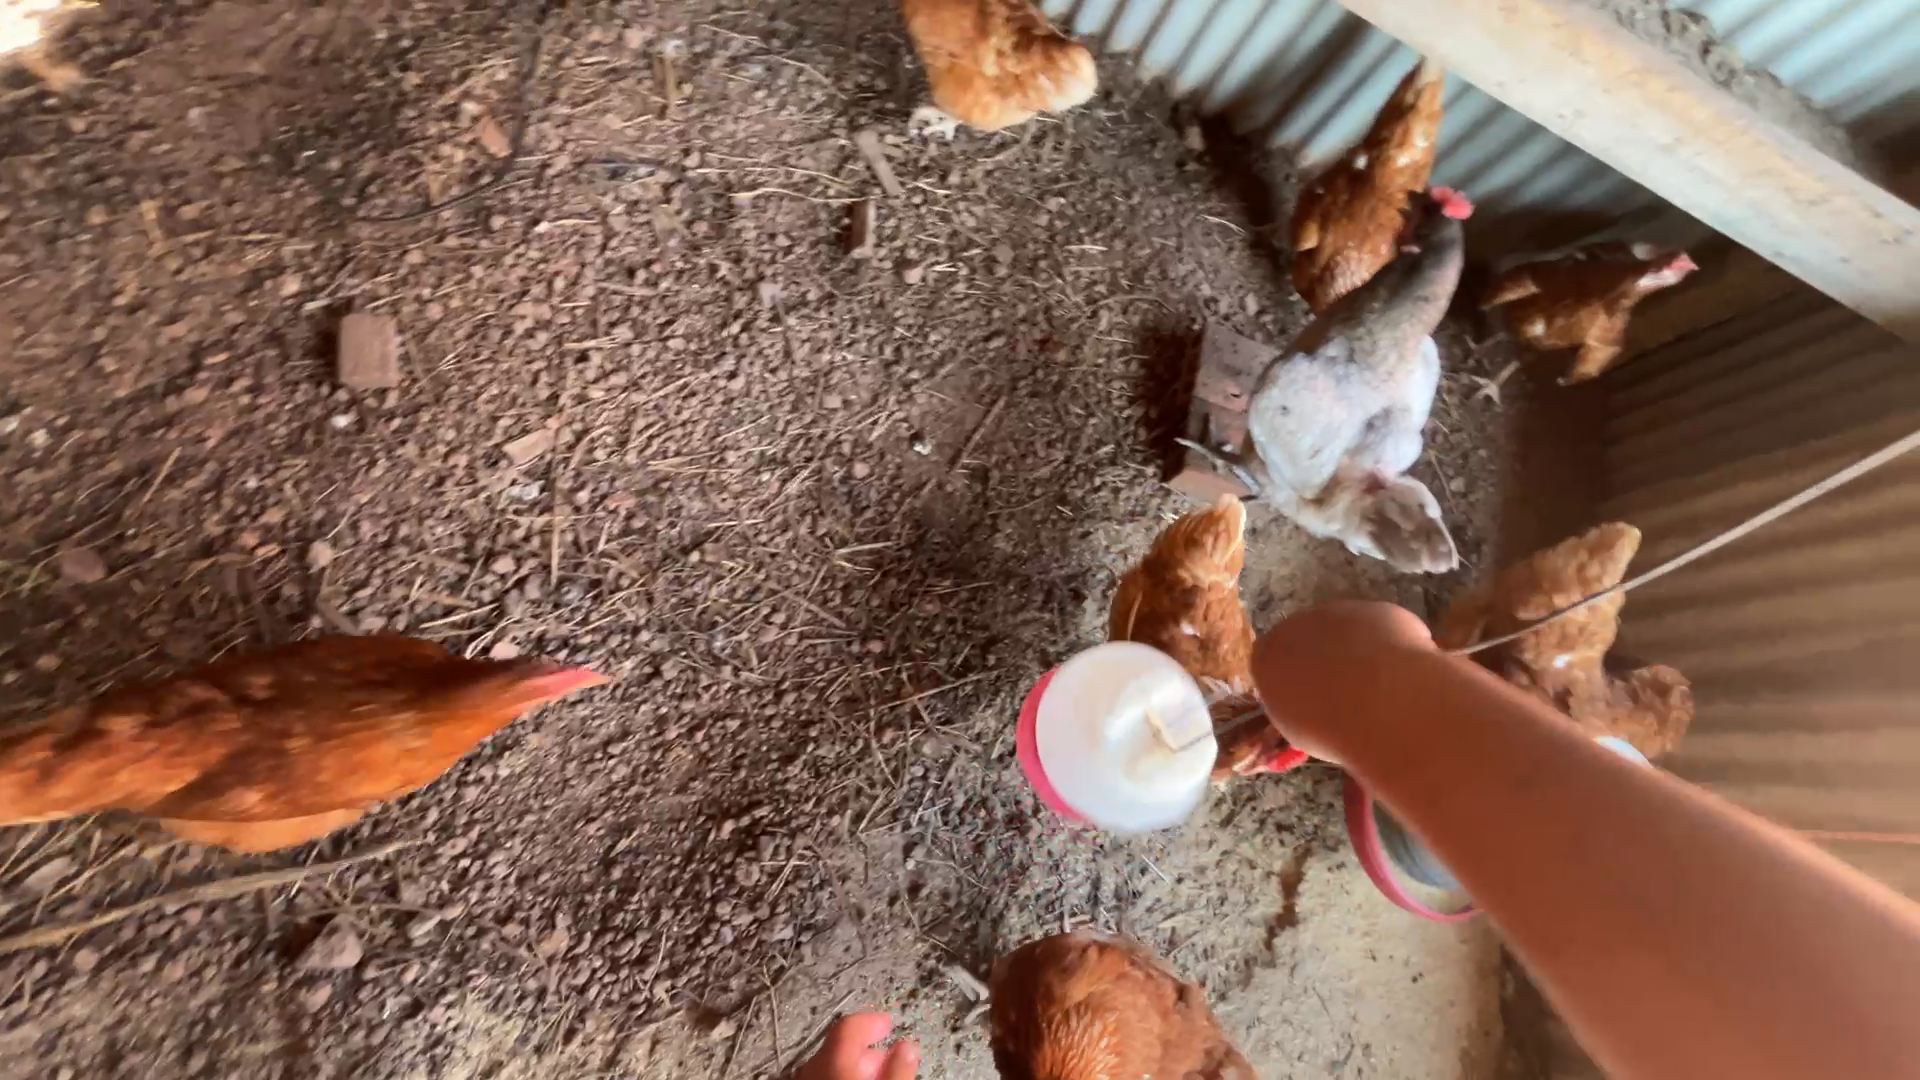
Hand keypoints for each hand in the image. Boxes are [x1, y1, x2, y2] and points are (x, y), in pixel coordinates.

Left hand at [797, 1013, 918, 1079]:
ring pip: (828, 1060)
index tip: (888, 1023)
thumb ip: (898, 1068)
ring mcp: (802, 1077)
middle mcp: (813, 1063)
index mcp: (834, 1056)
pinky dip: (837, 1071)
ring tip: (874, 1072)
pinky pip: (820, 1073)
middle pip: (839, 1042)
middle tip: (887, 1053)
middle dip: (865, 1044)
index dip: (871, 1020)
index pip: (850, 1024)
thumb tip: (908, 1045)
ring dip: (852, 1060)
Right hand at [1252, 600, 1434, 763]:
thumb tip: (1310, 705)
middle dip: (1324, 660)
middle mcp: (1293, 627)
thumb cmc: (1331, 728)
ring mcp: (1336, 614)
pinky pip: (1381, 629)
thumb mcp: (1298, 730)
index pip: (1270, 660)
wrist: (1383, 704)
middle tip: (1346, 693)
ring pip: (1344, 632)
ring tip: (1382, 688)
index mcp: (1266, 658)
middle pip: (1306, 639)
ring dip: (1357, 651)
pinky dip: (1391, 646)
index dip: (1292, 676)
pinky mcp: (1375, 610)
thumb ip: (1296, 706)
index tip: (1309, 696)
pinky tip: (1405, 674)